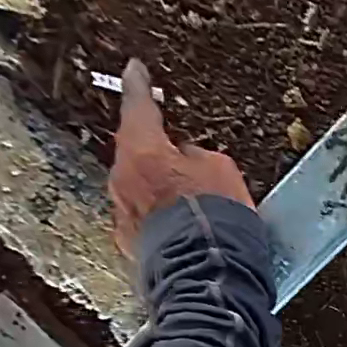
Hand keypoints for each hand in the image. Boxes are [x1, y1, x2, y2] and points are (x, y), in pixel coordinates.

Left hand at [108, 58, 254, 256]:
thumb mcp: (223, 171)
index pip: (138, 106)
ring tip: (192, 210)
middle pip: (137, 155)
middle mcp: (123, 179)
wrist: (209, 277)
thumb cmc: (218, 219)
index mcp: (142, 150)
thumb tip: (185, 158)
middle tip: (186, 166)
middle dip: (158, 157)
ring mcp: (123, 215)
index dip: (138, 85)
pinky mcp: (130, 246)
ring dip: (161, 195)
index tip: (134, 69)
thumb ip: (198, 155)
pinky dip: (162, 223)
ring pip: (140, 192)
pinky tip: (185, 232)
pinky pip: (146, 223)